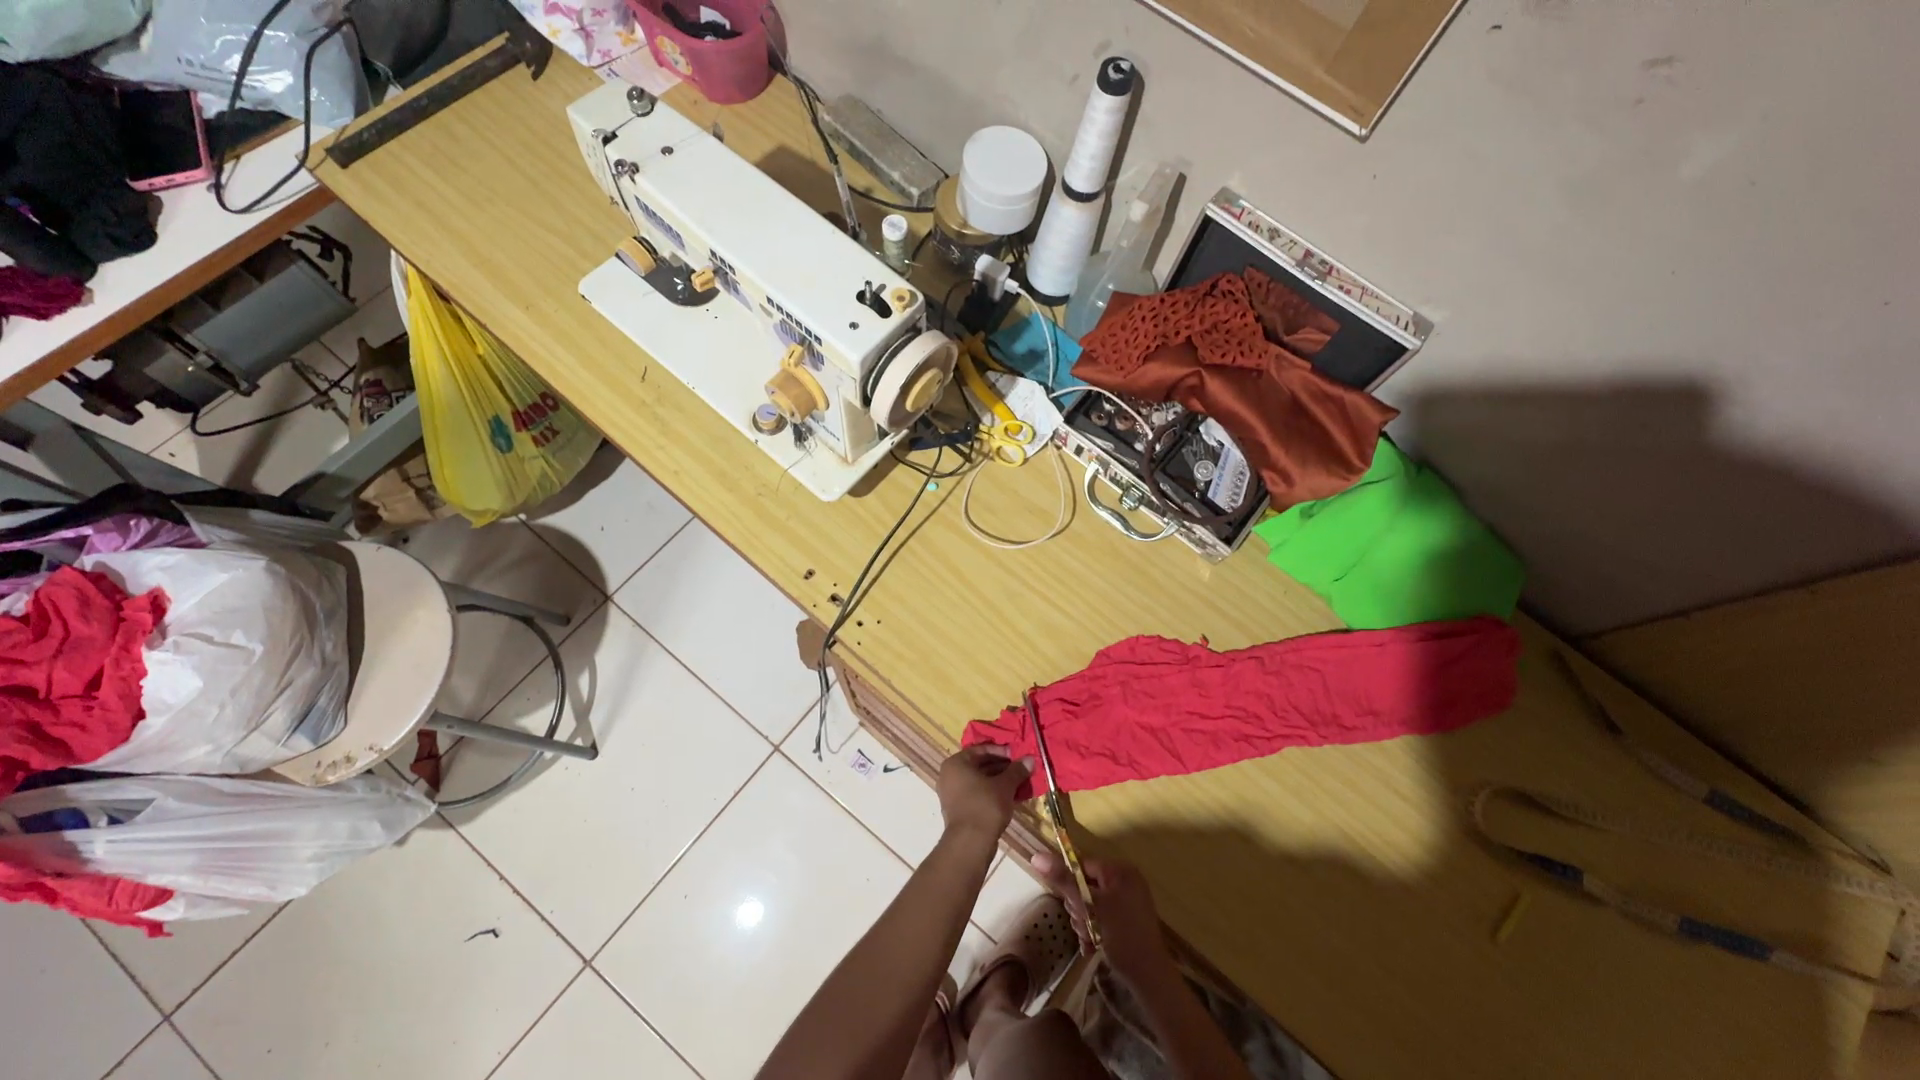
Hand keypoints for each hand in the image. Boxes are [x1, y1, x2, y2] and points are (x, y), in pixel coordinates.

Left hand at [936, 746, 1032, 845]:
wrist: (970, 842)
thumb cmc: (985, 805)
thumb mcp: (1005, 786)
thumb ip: (1017, 770)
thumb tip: (1030, 759)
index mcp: (956, 763)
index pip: (981, 749)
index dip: (1002, 751)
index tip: (1019, 756)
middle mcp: (950, 775)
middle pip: (981, 765)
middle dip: (1004, 768)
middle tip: (1023, 769)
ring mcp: (953, 794)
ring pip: (981, 782)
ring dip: (1001, 782)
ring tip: (1022, 783)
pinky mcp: (960, 809)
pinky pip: (979, 794)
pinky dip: (995, 794)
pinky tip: (1014, 797)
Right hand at [1031, 851, 1173, 984]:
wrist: (1148, 977)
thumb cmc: (1122, 936)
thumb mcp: (1091, 906)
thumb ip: (1064, 881)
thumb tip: (1036, 856)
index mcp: (1120, 871)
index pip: (1081, 865)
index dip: (1070, 883)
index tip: (1070, 903)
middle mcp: (1124, 882)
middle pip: (1083, 885)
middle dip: (1078, 909)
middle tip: (1085, 924)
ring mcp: (1125, 902)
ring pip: (1087, 905)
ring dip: (1083, 923)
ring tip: (1091, 938)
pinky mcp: (1123, 921)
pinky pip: (1097, 918)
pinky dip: (1092, 931)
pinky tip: (1093, 946)